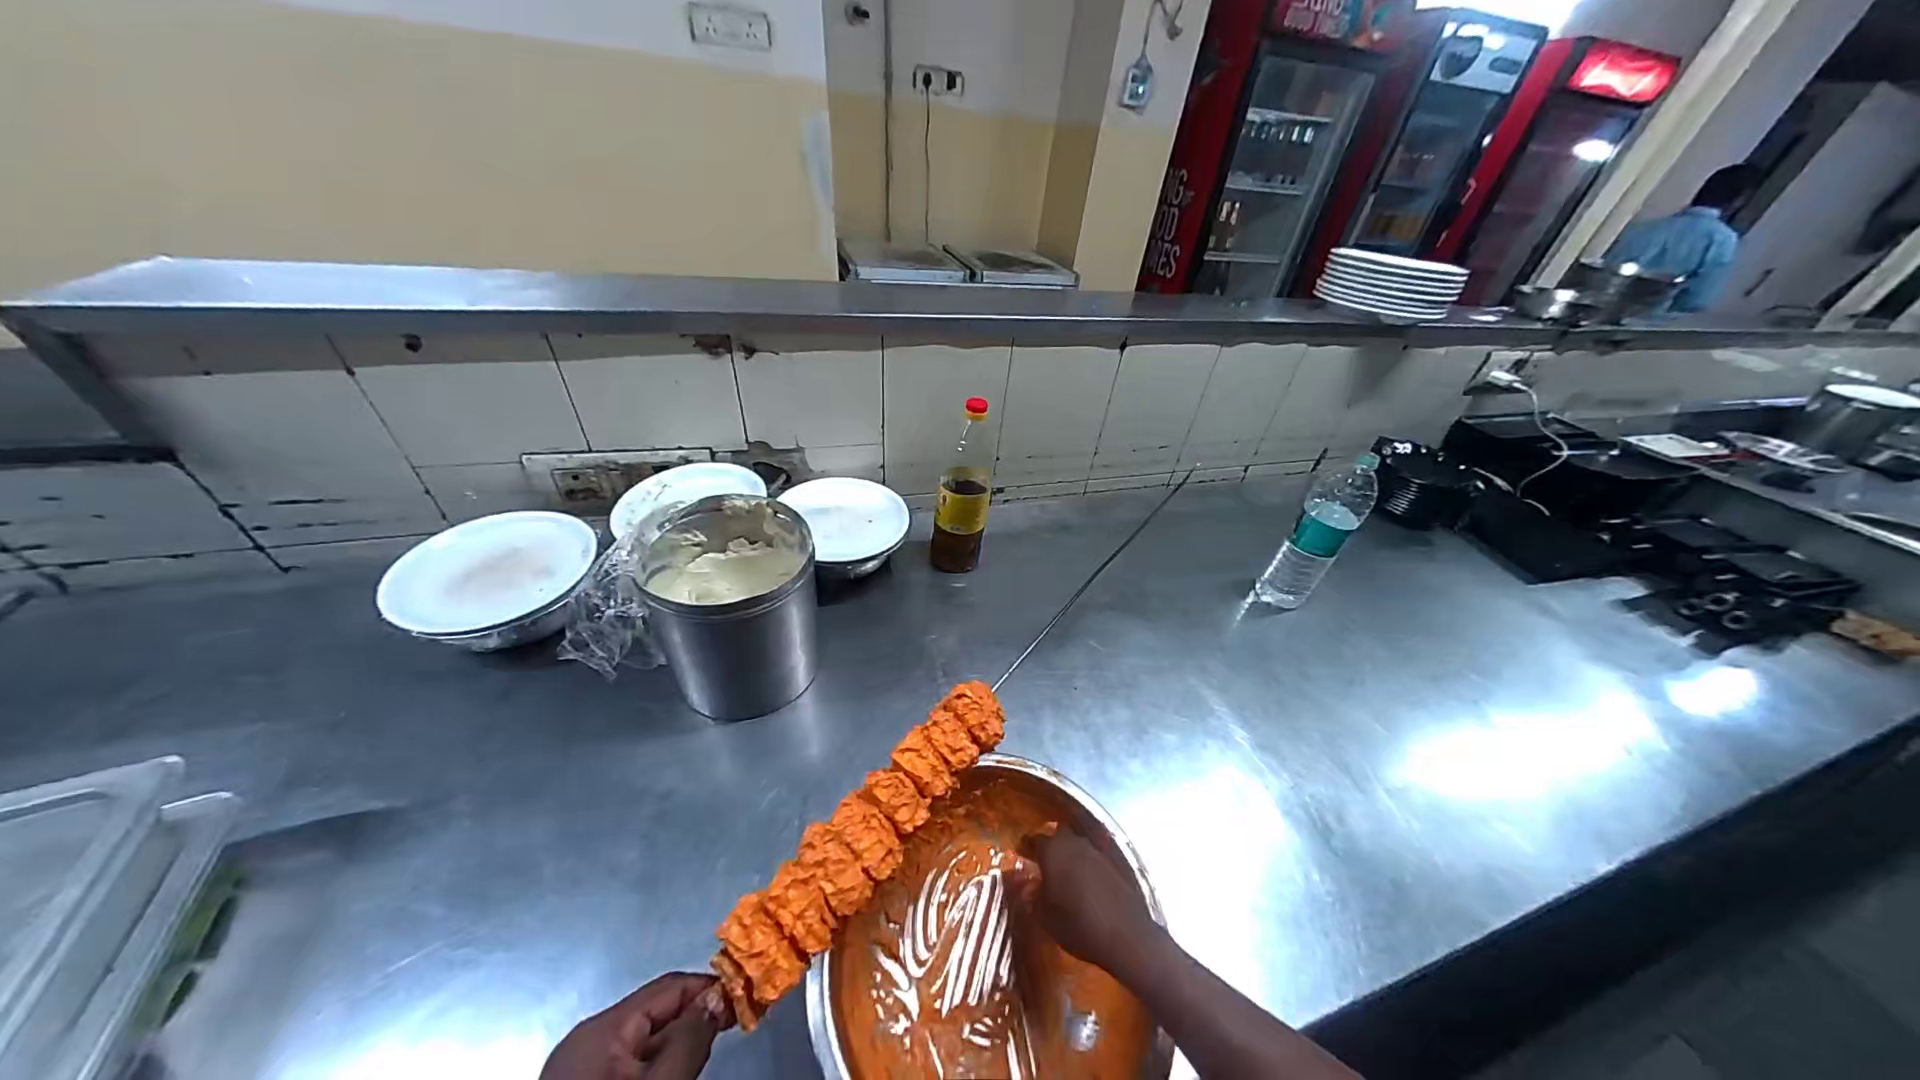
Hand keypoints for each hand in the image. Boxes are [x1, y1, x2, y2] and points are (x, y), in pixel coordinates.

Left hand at [540, 972, 730, 1079]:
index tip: (743, 1001)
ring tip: (701, 1061)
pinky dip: (654, 1067)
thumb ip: (690, 1040)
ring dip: (675, 1046)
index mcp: (603, 1028)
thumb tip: (716, 998)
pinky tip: (673, 1077)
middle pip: (654, 1013)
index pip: (669, 987)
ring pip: (641, 1042)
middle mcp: (587, 1039)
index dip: (708, 989)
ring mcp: (578, 1069)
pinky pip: (625, 1066)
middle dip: (693, 1020)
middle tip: (729, 1033)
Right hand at [1010, 827, 1160, 974]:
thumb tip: (1027, 885)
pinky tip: (1084, 885)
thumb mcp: (1045, 916)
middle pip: (1058, 836)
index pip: (1034, 840)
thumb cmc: (1078, 925)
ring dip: (1069, 856)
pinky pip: (1093, 859)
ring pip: (1077, 846)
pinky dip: (1085, 867)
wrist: (1127, 937)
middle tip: (1041, 863)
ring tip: (1062, 876)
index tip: (1020, 854)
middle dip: (1049, 846)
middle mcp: (1075, 844)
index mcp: (1053, 850)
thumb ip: (1032, 896)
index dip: (1025, 847)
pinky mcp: (1116, 866)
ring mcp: (1098, 853)